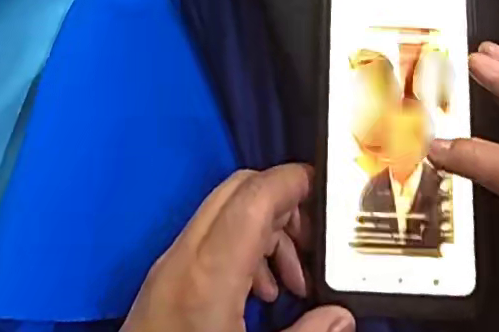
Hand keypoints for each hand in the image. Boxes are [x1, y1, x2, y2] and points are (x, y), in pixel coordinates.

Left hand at [124, 164, 353, 331]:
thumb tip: (340, 317)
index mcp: (208, 276)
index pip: (256, 194)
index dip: (295, 182)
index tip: (328, 195)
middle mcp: (182, 260)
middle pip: (240, 189)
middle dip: (283, 200)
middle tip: (313, 239)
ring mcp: (166, 272)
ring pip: (224, 210)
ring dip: (265, 226)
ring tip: (291, 277)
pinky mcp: (159, 291)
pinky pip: (208, 240)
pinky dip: (242, 246)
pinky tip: (261, 294)